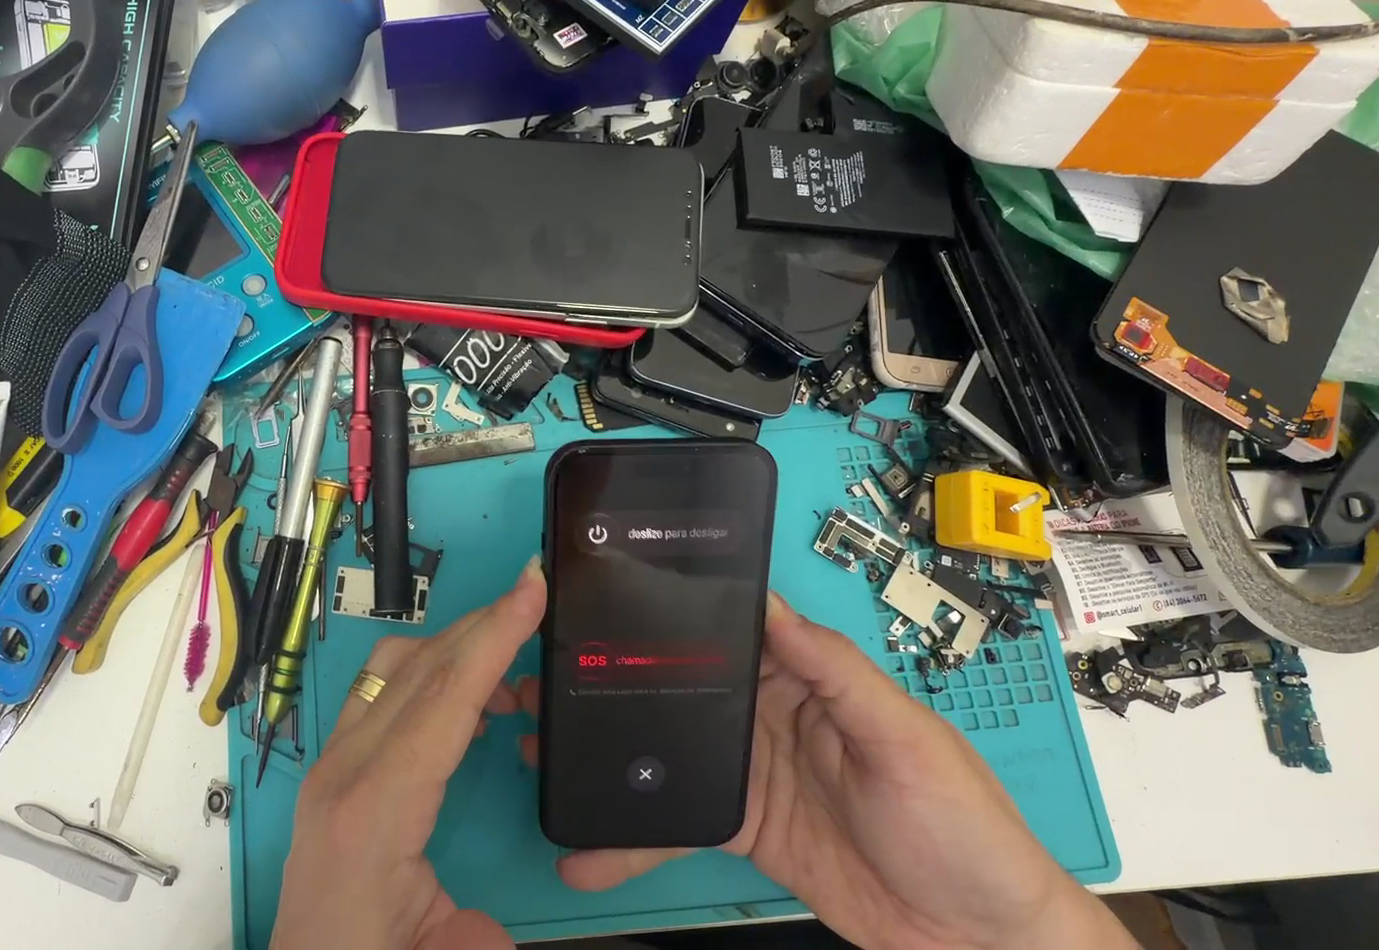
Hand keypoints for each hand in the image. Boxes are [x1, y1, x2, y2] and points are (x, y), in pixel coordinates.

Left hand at [271, 560, 545, 949]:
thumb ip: (478, 937)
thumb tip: (496, 916)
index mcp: (372, 809)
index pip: (443, 697)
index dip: (492, 637)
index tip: (529, 588)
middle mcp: (345, 768)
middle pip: (420, 667)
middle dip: (482, 623)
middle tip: (533, 598)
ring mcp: (335, 761)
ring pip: (395, 667)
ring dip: (456, 648)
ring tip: (513, 668)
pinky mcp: (337, 764)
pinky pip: (384, 692)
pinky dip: (432, 676)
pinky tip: (471, 705)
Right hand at [520, 595, 1136, 949]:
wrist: (978, 942)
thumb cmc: (962, 825)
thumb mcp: (904, 738)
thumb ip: (835, 671)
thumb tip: (771, 605)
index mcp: (798, 677)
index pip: (717, 633)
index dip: (659, 619)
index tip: (596, 614)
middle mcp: (761, 714)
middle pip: (671, 689)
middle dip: (608, 685)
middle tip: (543, 687)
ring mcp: (744, 771)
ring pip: (659, 751)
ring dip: (605, 756)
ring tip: (543, 754)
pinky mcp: (739, 824)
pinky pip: (672, 823)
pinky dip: (629, 838)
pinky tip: (589, 849)